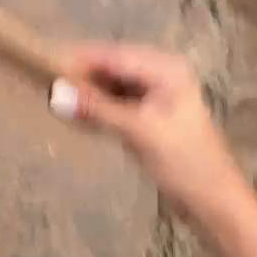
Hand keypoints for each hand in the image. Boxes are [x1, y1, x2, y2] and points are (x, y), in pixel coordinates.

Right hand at [51, 42, 248, 218]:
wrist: (214, 202)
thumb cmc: (185, 163)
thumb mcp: (139, 132)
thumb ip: (97, 109)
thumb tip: (55, 94)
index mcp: (166, 69)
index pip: (114, 55)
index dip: (79, 59)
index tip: (43, 64)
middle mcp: (160, 75)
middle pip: (110, 68)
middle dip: (80, 77)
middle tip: (44, 86)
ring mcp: (153, 96)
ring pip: (109, 87)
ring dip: (86, 95)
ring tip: (54, 102)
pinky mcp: (146, 117)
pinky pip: (114, 105)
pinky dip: (96, 111)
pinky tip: (75, 119)